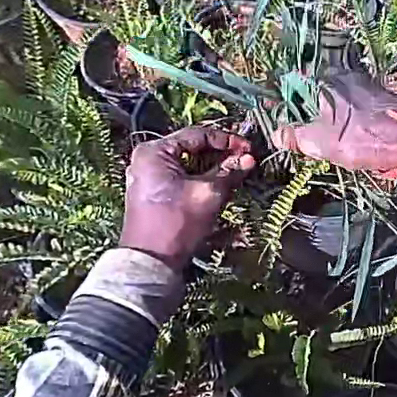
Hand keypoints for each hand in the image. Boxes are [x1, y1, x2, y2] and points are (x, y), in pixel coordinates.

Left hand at [117, 125, 256, 267]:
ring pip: (187, 163)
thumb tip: (249, 158)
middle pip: (191, 147)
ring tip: (236, 171)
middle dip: (221, 153)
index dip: (227, 140)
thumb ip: (229, 172)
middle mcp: (147, 158)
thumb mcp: (209, 194)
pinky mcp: (152, 190)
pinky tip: (219, 182)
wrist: (151, 261)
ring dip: (212, 166)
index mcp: (155, 151)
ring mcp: (147, 175)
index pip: (197, 134)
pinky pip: (180, 175)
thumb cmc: (178, 222)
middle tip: (245, 159)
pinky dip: (200, 177)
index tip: (249, 148)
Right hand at [276, 71, 396, 199]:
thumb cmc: (362, 139)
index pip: (297, 83)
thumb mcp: (321, 142)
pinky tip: (353, 136)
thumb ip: (296, 136)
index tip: (283, 120)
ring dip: (334, 117)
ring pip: (341, 100)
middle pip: (320, 91)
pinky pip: (359, 108)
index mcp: (327, 79)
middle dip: (312, 111)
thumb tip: (276, 134)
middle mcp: (348, 75)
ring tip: (330, 139)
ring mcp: (369, 85)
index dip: (287, 103)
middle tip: (306, 134)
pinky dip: (353, 120)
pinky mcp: (385, 98)